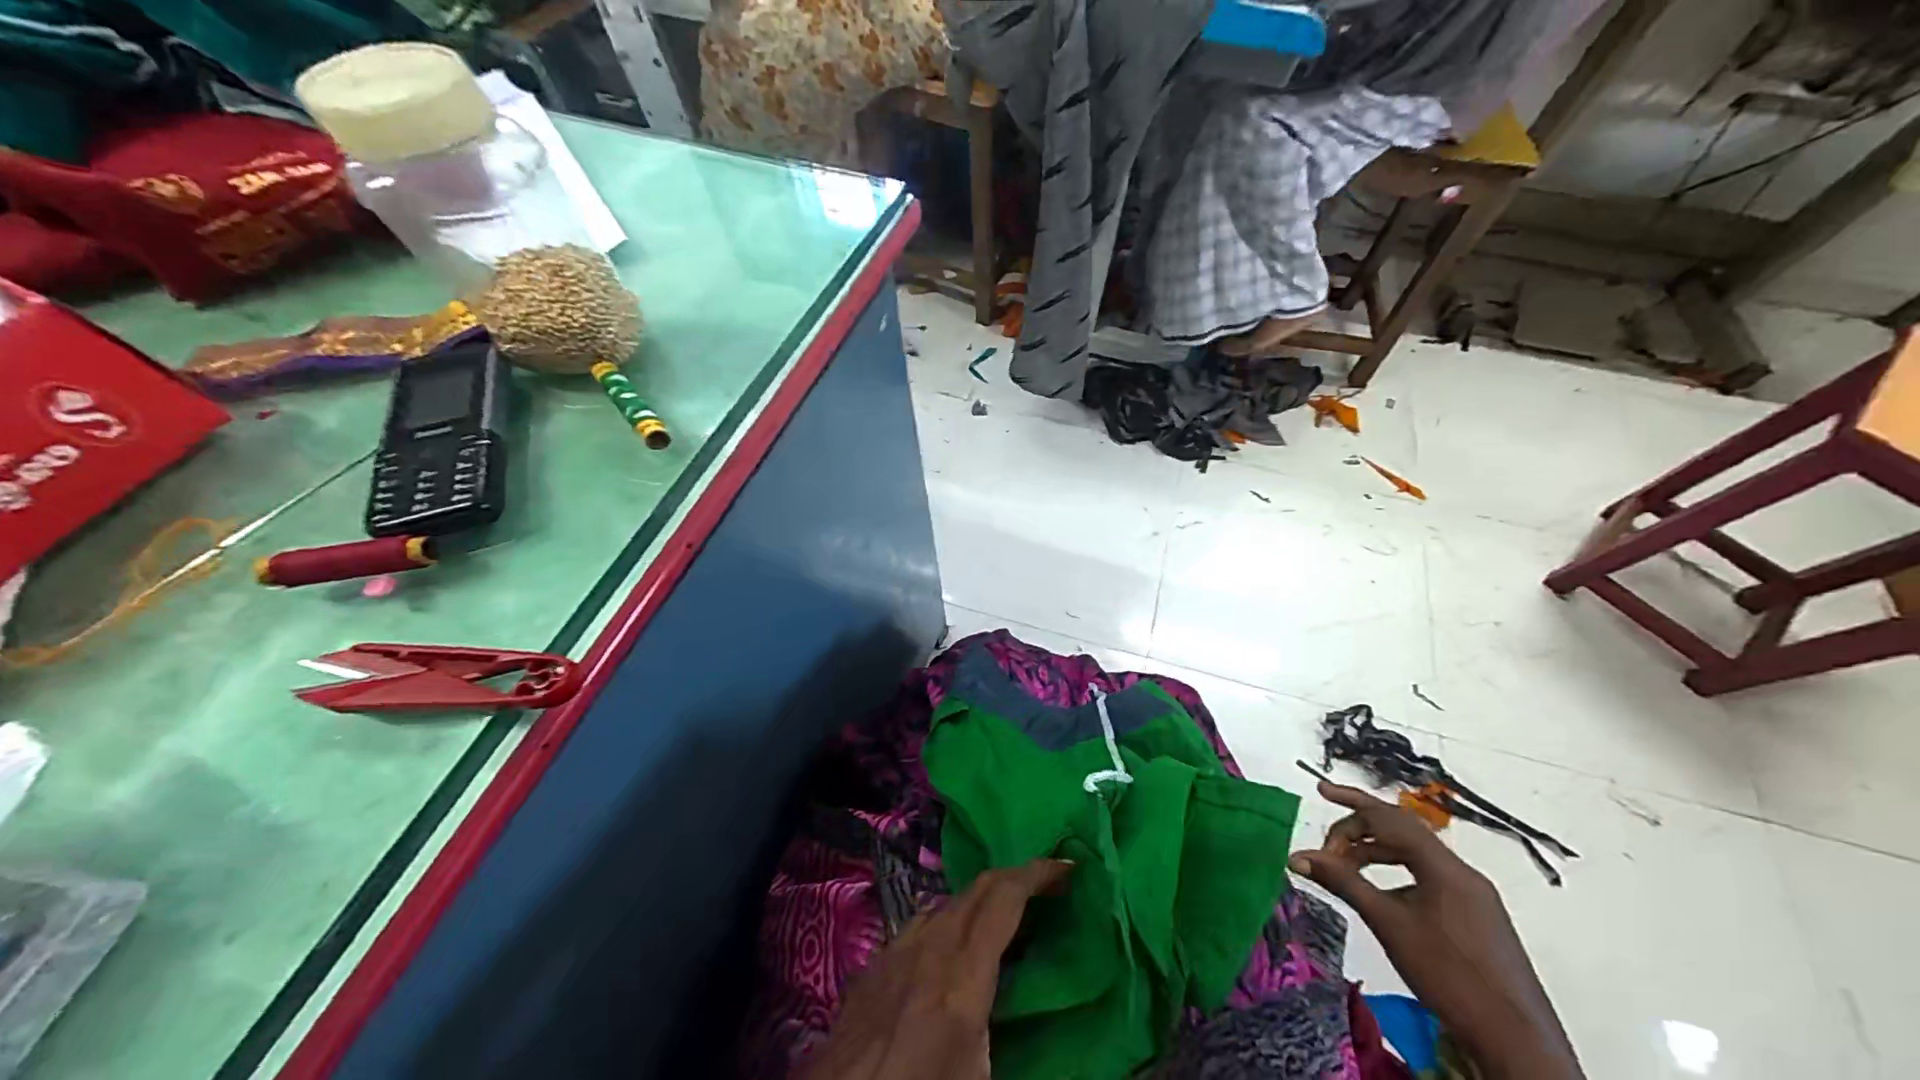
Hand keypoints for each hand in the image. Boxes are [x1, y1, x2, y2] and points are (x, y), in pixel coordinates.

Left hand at [798, 858, 1073, 1079]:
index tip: (1067, 868)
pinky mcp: (871, 969)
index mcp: (961, 979)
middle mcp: (927, 951)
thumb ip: (1017, 1042)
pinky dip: (948, 922)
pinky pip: (918, 926)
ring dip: (981, 901)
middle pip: (975, 892)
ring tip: (1006, 918)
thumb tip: (1072, 1054)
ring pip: (945, 905)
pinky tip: (951, 946)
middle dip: (1015, 879)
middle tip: (1049, 889)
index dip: (1038, 874)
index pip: (1003, 900)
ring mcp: (893, 954)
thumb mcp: (979, 1078)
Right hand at [1290, 782, 1582, 1079]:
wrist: (1515, 1040)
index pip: (1392, 819)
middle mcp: (1462, 873)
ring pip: (1416, 856)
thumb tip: (1298, 857)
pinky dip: (1397, 873)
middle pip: (1403, 833)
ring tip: (1344, 867)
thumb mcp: (1389, 924)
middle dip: (1360, 830)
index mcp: (1444, 868)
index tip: (1322, 791)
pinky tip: (1380, 894)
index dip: (1353, 802)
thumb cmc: (1448, 975)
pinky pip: (1429, 877)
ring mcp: (1473, 895)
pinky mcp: (1477, 916)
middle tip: (1327, 849)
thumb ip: (1343, 882)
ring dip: (1377, 853)